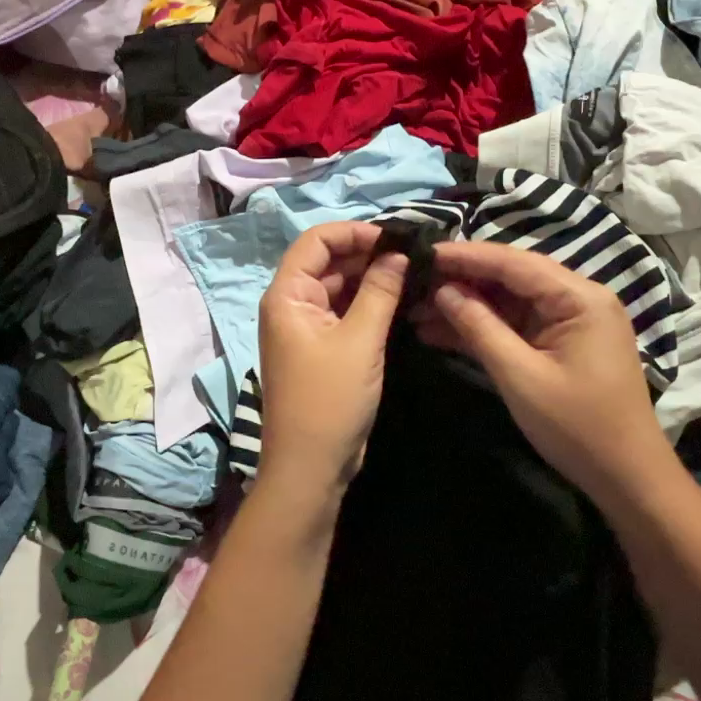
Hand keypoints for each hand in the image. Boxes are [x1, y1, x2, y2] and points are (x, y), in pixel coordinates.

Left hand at [257, 222, 407, 493]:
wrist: (310, 467)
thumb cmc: (329, 399)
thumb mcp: (360, 341)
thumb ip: (380, 291)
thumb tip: (398, 253)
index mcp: (287, 295)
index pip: (316, 241)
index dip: (354, 232)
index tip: (396, 238)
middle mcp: (291, 304)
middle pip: (328, 261)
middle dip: (368, 254)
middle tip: (414, 256)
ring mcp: (305, 327)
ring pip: (338, 287)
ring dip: (371, 278)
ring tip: (413, 274)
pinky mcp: (320, 348)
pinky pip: (343, 312)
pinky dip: (368, 303)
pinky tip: (400, 300)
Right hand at [414, 241, 674, 501]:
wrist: (627, 479)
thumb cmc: (577, 427)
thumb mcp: (520, 376)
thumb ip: (479, 327)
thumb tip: (443, 291)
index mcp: (579, 298)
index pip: (513, 262)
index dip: (464, 256)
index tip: (421, 253)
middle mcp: (578, 298)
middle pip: (510, 276)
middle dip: (460, 279)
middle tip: (412, 281)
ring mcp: (570, 321)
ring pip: (508, 299)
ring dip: (466, 305)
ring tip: (415, 308)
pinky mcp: (561, 343)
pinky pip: (515, 323)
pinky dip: (482, 327)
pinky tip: (440, 330)